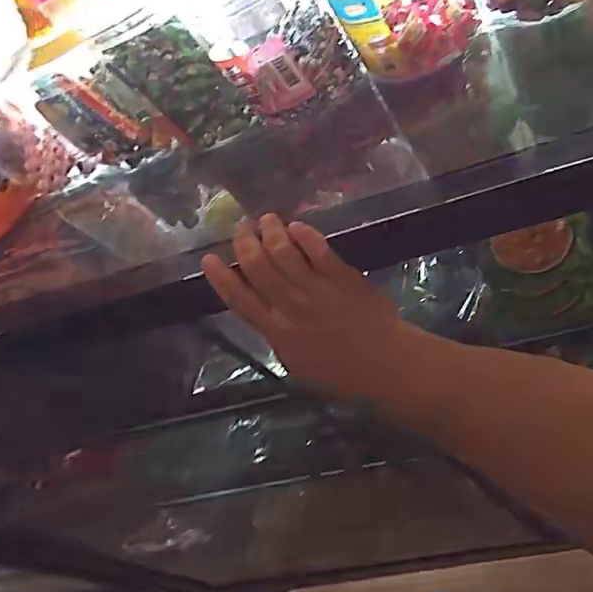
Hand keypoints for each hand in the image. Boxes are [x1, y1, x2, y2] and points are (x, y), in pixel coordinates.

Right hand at [201, 215, 407, 395]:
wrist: (383, 362)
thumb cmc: (342, 371)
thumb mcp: (298, 365)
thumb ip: (280, 338)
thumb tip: (267, 317)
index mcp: (277, 333)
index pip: (240, 301)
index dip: (221, 279)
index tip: (209, 259)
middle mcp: (292, 309)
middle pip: (259, 270)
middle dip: (246, 246)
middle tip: (242, 229)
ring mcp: (318, 292)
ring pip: (285, 256)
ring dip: (273, 234)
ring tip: (268, 220)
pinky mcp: (343, 279)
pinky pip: (320, 252)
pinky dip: (305, 237)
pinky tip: (297, 227)